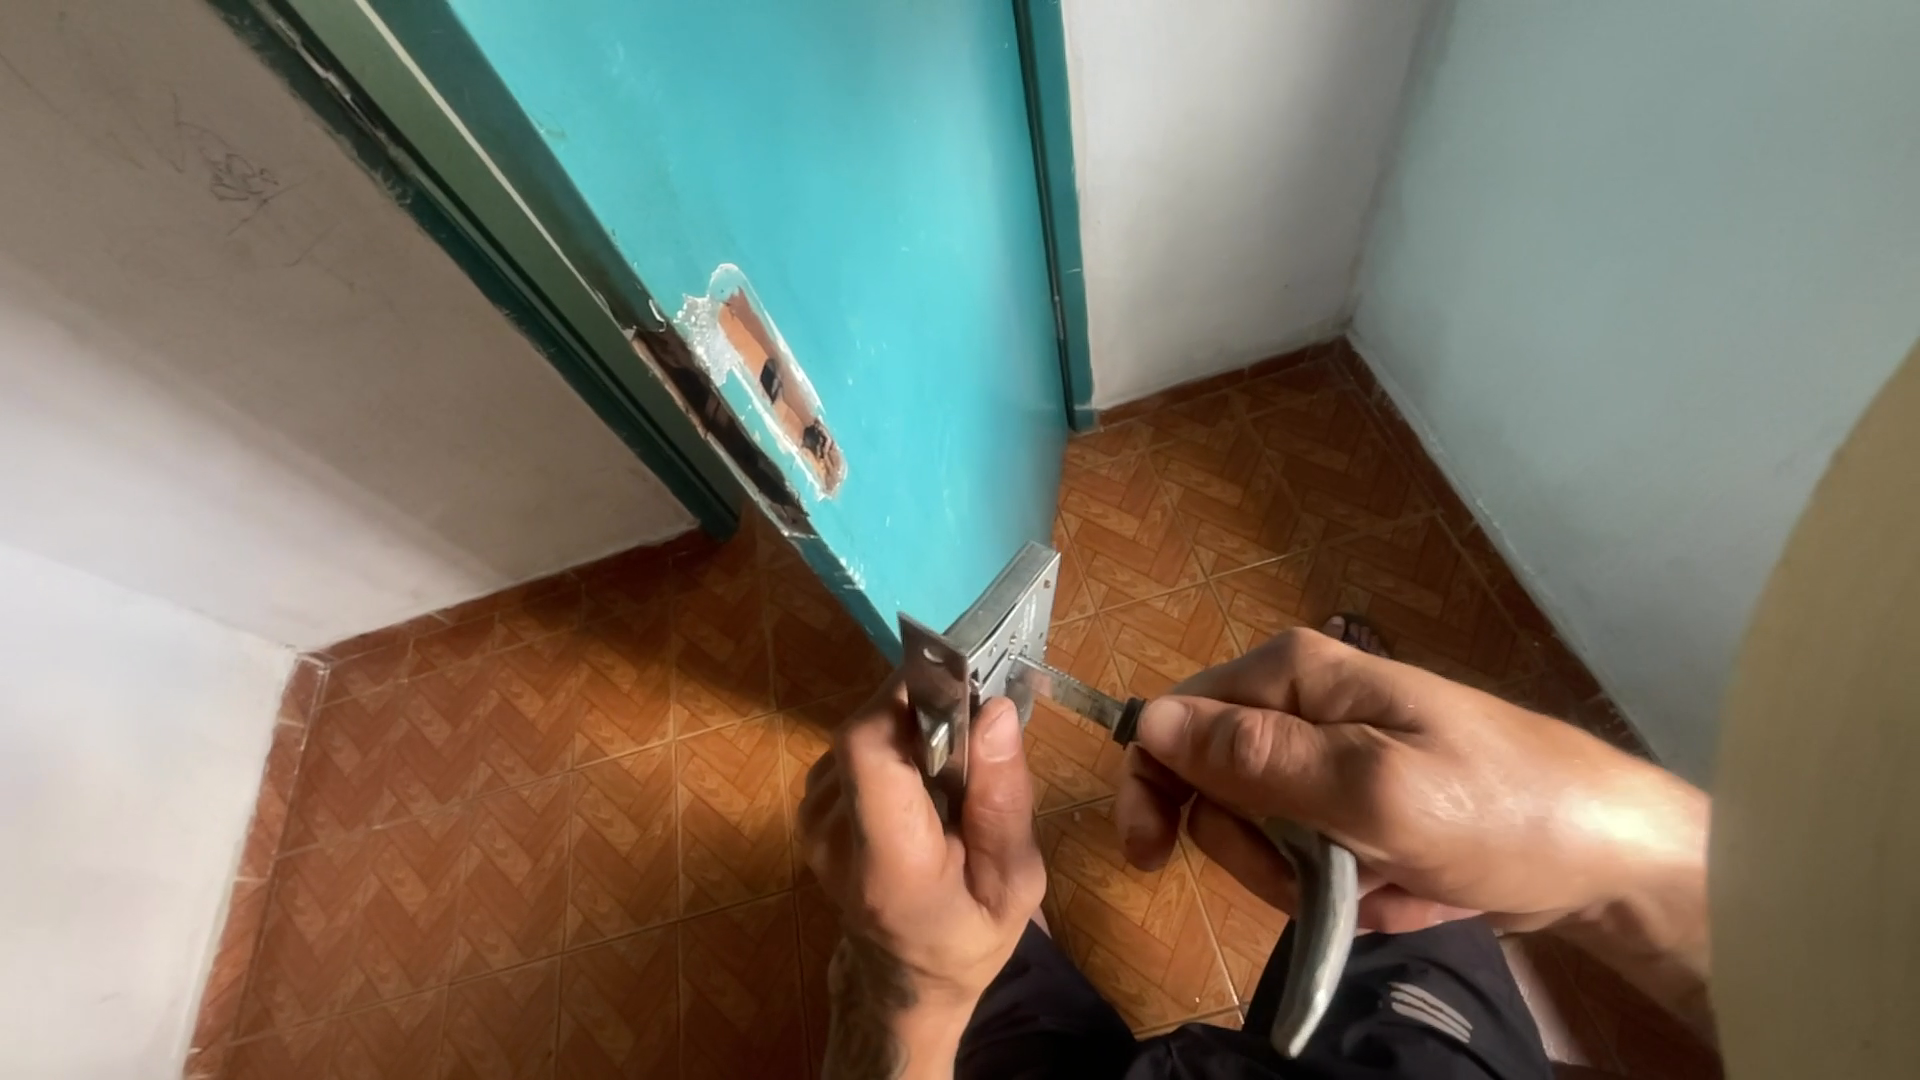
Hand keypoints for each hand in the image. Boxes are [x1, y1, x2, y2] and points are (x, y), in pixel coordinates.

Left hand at [798, 678, 1044, 1074]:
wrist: (904, 979)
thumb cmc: (968, 934)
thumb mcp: (1015, 883)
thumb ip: (1003, 799)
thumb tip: (995, 710)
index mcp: (887, 861)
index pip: (868, 748)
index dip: (906, 698)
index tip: (957, 682)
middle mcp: (833, 835)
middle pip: (866, 732)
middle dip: (921, 708)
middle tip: (971, 719)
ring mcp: (813, 821)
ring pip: (863, 732)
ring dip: (909, 725)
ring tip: (951, 757)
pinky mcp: (812, 808)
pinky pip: (856, 748)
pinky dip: (893, 743)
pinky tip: (922, 774)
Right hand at [1116, 627, 1708, 935]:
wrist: (1616, 859)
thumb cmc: (1503, 810)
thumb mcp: (1376, 789)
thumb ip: (1259, 758)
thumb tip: (1150, 723)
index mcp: (1288, 673)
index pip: (1174, 718)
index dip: (1155, 784)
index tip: (1150, 857)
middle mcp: (1292, 702)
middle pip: (1208, 780)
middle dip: (1252, 845)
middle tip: (1316, 878)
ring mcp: (1319, 753)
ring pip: (1250, 826)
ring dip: (1298, 874)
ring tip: (1374, 884)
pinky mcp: (1343, 798)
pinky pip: (1297, 850)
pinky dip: (1334, 885)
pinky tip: (1390, 887)